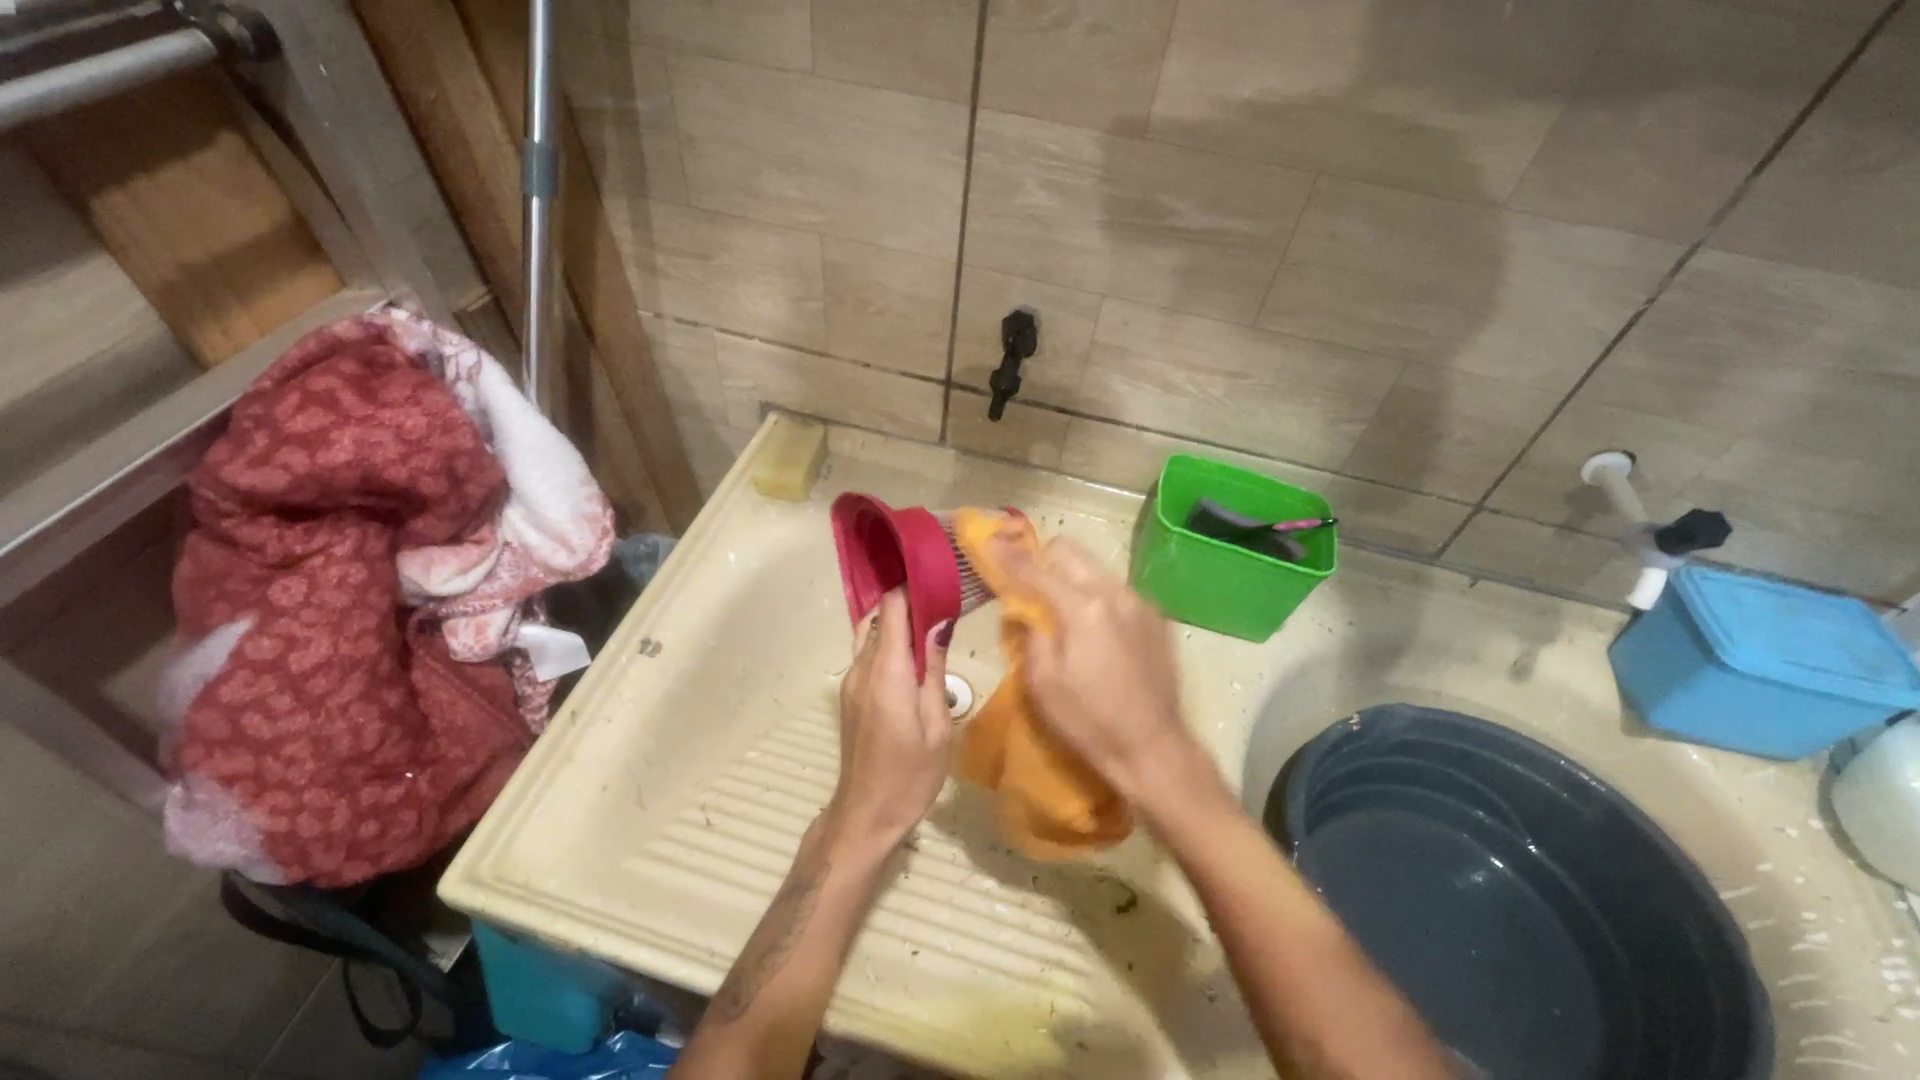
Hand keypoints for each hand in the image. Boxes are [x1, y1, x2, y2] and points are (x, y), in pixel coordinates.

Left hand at [829, 588, 953, 851]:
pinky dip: (891, 646)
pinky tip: (917, 657)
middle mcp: (861, 669)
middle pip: (880, 617)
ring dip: (900, 626)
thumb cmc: (910, 775)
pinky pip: (870, 656)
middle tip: (946, 601)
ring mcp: (851, 682)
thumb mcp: (936, 725)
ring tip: (936, 627)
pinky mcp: (851, 695)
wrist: (866, 813)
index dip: (911, 587)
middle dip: (910, 604)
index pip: (890, 609)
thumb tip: (938, 622)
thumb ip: (932, 669)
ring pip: (872, 635)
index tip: (939, 578)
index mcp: (884, 673)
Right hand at [994, 537, 1220, 811]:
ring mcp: (1141, 603)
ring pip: (1096, 569)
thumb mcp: (1043, 684)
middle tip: (1027, 582)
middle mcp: (1115, 593)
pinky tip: (1095, 630)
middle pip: (1071, 552)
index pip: (1035, 570)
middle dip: (1044, 558)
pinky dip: (1098, 598)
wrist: (1153, 748)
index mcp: (1083, 608)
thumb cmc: (1090, 722)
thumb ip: (1031, 635)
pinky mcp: (1157, 619)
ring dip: (1072, 577)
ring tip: (1061, 609)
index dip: (1007, 555)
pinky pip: (1119, 592)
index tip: (989, 541)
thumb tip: (1023, 610)